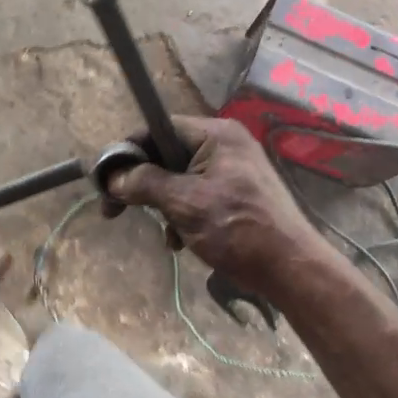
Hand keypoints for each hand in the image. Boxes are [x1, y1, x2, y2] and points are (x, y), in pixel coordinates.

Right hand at [107, 116, 331, 297]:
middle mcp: (226, 145)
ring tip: (166, 235)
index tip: (105, 180)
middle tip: (114, 210)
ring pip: (180, 179)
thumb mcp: (185, 204)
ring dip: (164, 206)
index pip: (159, 128)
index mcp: (217, 135)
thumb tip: (112, 177)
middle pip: (167, 154)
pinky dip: (183, 216)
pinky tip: (181, 242)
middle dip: (143, 184)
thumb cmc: (238, 229)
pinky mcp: (239, 196)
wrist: (292, 269)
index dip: (128, 152)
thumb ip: (145, 184)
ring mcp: (235, 171)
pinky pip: (197, 196)